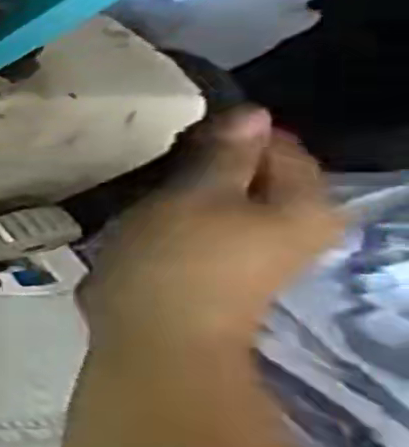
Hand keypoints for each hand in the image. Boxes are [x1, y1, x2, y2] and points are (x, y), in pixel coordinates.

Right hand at [80, 106, 342, 353]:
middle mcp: (295, 228)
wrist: (153, 334)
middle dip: (203, 163)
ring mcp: (255, 253)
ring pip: (222, 201)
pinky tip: (140, 217)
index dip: (226, 133)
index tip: (171, 134)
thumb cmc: (177, 258)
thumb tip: (250, 112)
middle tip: (150, 159)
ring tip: (139, 186)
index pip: (277, 146)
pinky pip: (201, 226)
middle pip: (251, 175)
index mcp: (306, 205)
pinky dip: (173, 216)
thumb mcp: (195, 193)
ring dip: (182, 190)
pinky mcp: (215, 269)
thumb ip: (225, 153)